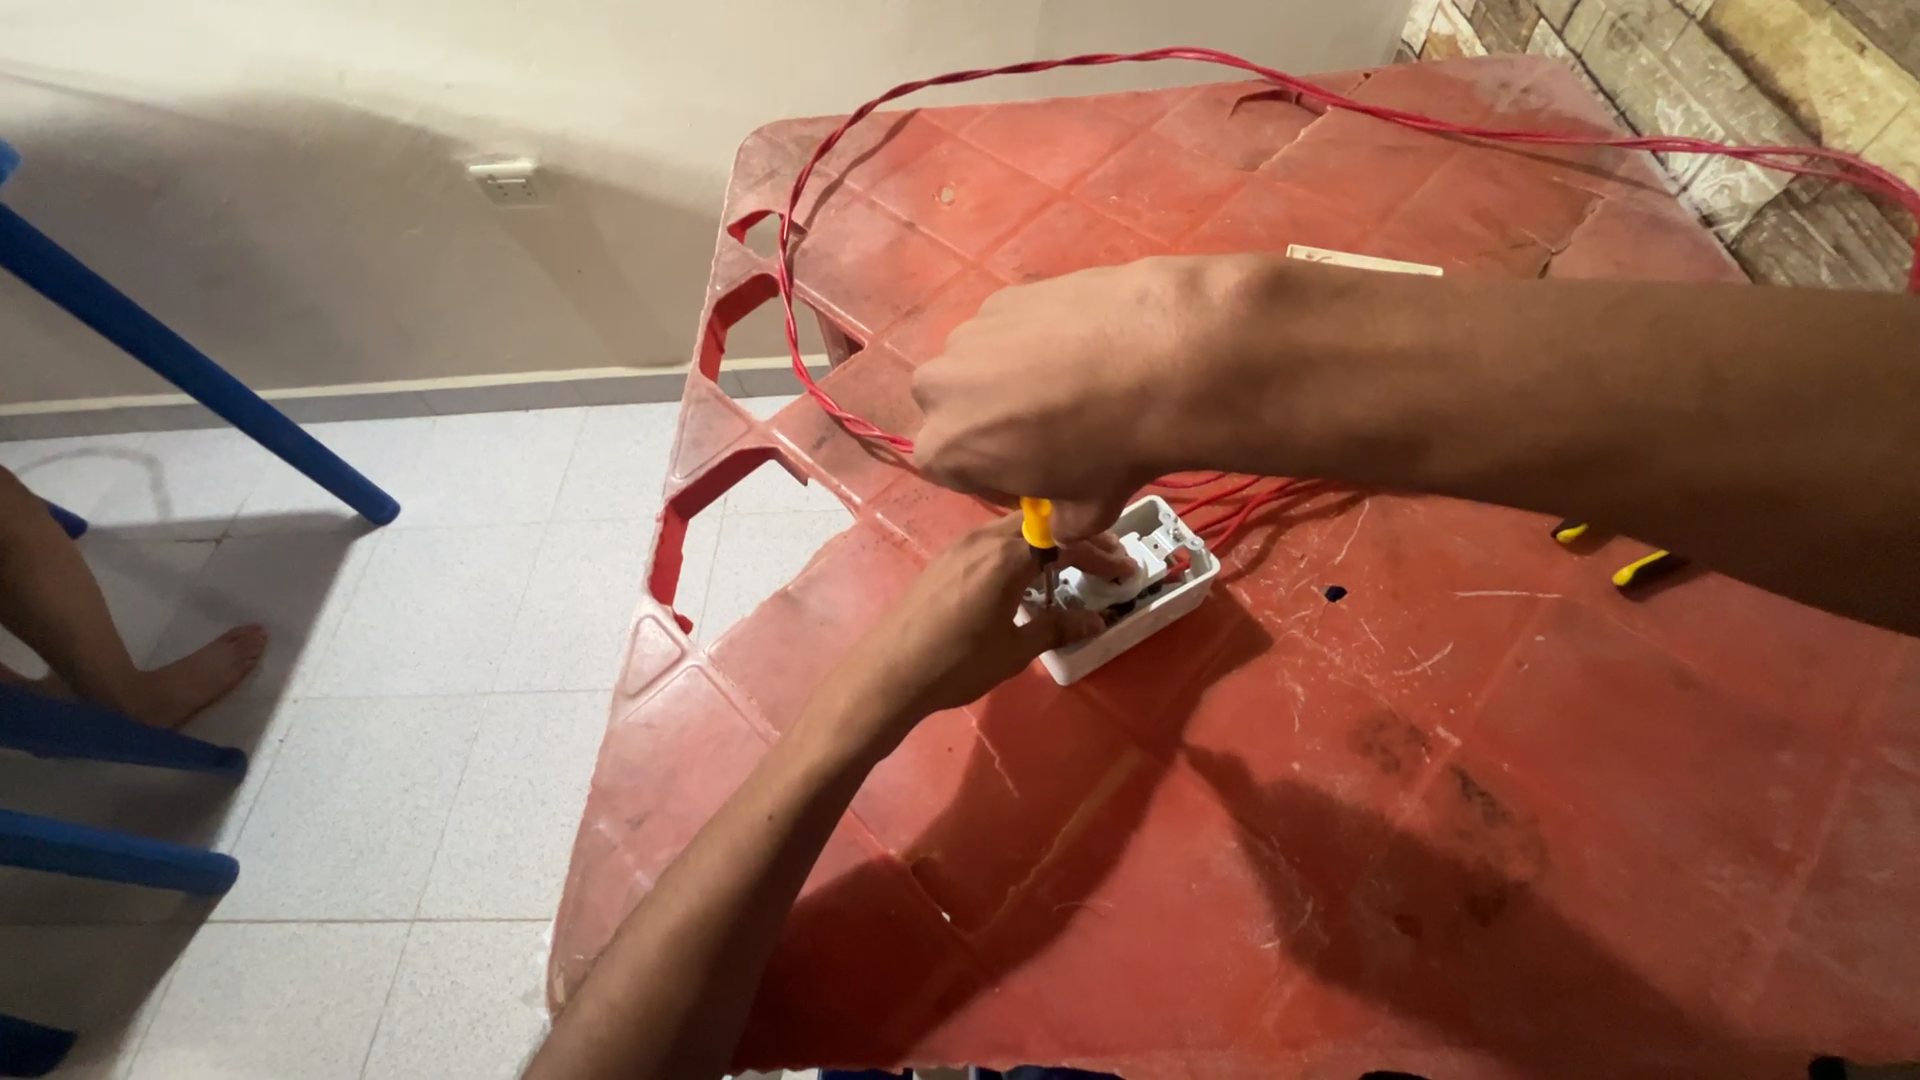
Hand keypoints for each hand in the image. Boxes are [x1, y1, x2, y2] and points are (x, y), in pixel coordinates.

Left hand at [805, 515, 1115, 760]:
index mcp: (1004, 558)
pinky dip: (1021, 548)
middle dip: (1078, 540)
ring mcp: (960, 546)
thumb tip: (1095, 620)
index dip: (1101, 555)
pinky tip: (1028, 574)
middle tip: (1109, 561)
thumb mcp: (1014, 650)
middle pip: (1041, 525)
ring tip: (1073, 565)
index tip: (1126, 572)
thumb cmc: (955, 664)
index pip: (1065, 541)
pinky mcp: (945, 559)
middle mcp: (982, 539)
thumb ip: (1056, 628)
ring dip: (1048, 541)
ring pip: (1015, 529)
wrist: (888, 672)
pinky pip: (993, 541)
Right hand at [912, 254, 1279, 538]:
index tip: (1031, 477)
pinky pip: (1008, 327)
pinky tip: (1080, 348)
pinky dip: (1034, 340)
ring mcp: (968, 334)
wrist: (1157, 362)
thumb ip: (1060, 522)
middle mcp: (937, 388)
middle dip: (990, 422)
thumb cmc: (1107, 450)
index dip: (991, 477)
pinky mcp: (1004, 296)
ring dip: (1009, 378)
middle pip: (955, 411)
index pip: (949, 470)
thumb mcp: (1084, 513)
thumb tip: (1064, 521)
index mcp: (942, 449)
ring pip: (979, 365)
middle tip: (1047, 430)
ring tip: (1067, 385)